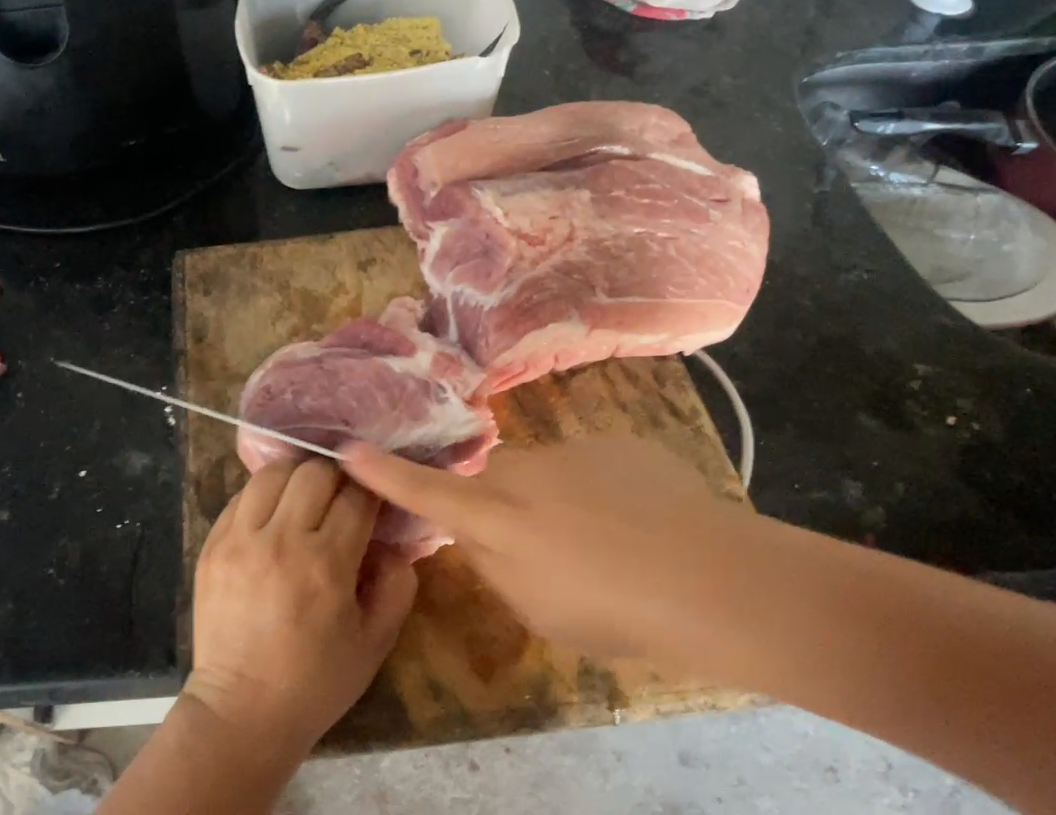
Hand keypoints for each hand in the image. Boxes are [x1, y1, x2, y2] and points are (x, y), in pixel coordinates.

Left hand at [184, 457, 417, 753]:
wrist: (242, 710)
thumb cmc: (316, 681)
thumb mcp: (375, 642)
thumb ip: (396, 585)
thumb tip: (392, 543)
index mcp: (326, 564)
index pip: (356, 496)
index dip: (372, 491)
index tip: (375, 499)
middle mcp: (280, 541)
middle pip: (314, 472)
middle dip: (336, 477)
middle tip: (342, 497)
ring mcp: (239, 540)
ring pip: (272, 473)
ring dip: (296, 477)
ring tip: (305, 498)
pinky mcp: (212, 545)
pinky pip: (241, 497)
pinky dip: (263, 496)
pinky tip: (274, 516)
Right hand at [339, 435, 743, 656]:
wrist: (708, 577)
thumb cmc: (611, 611)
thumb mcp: (535, 608)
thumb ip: (494, 567)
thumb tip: (478, 538)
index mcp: (495, 518)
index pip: (425, 492)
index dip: (383, 473)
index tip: (347, 448)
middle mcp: (522, 472)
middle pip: (489, 479)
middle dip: (496, 503)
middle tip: (536, 545)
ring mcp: (571, 452)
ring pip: (542, 472)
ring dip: (553, 500)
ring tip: (603, 541)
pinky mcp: (615, 445)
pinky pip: (588, 467)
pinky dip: (598, 492)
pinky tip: (636, 525)